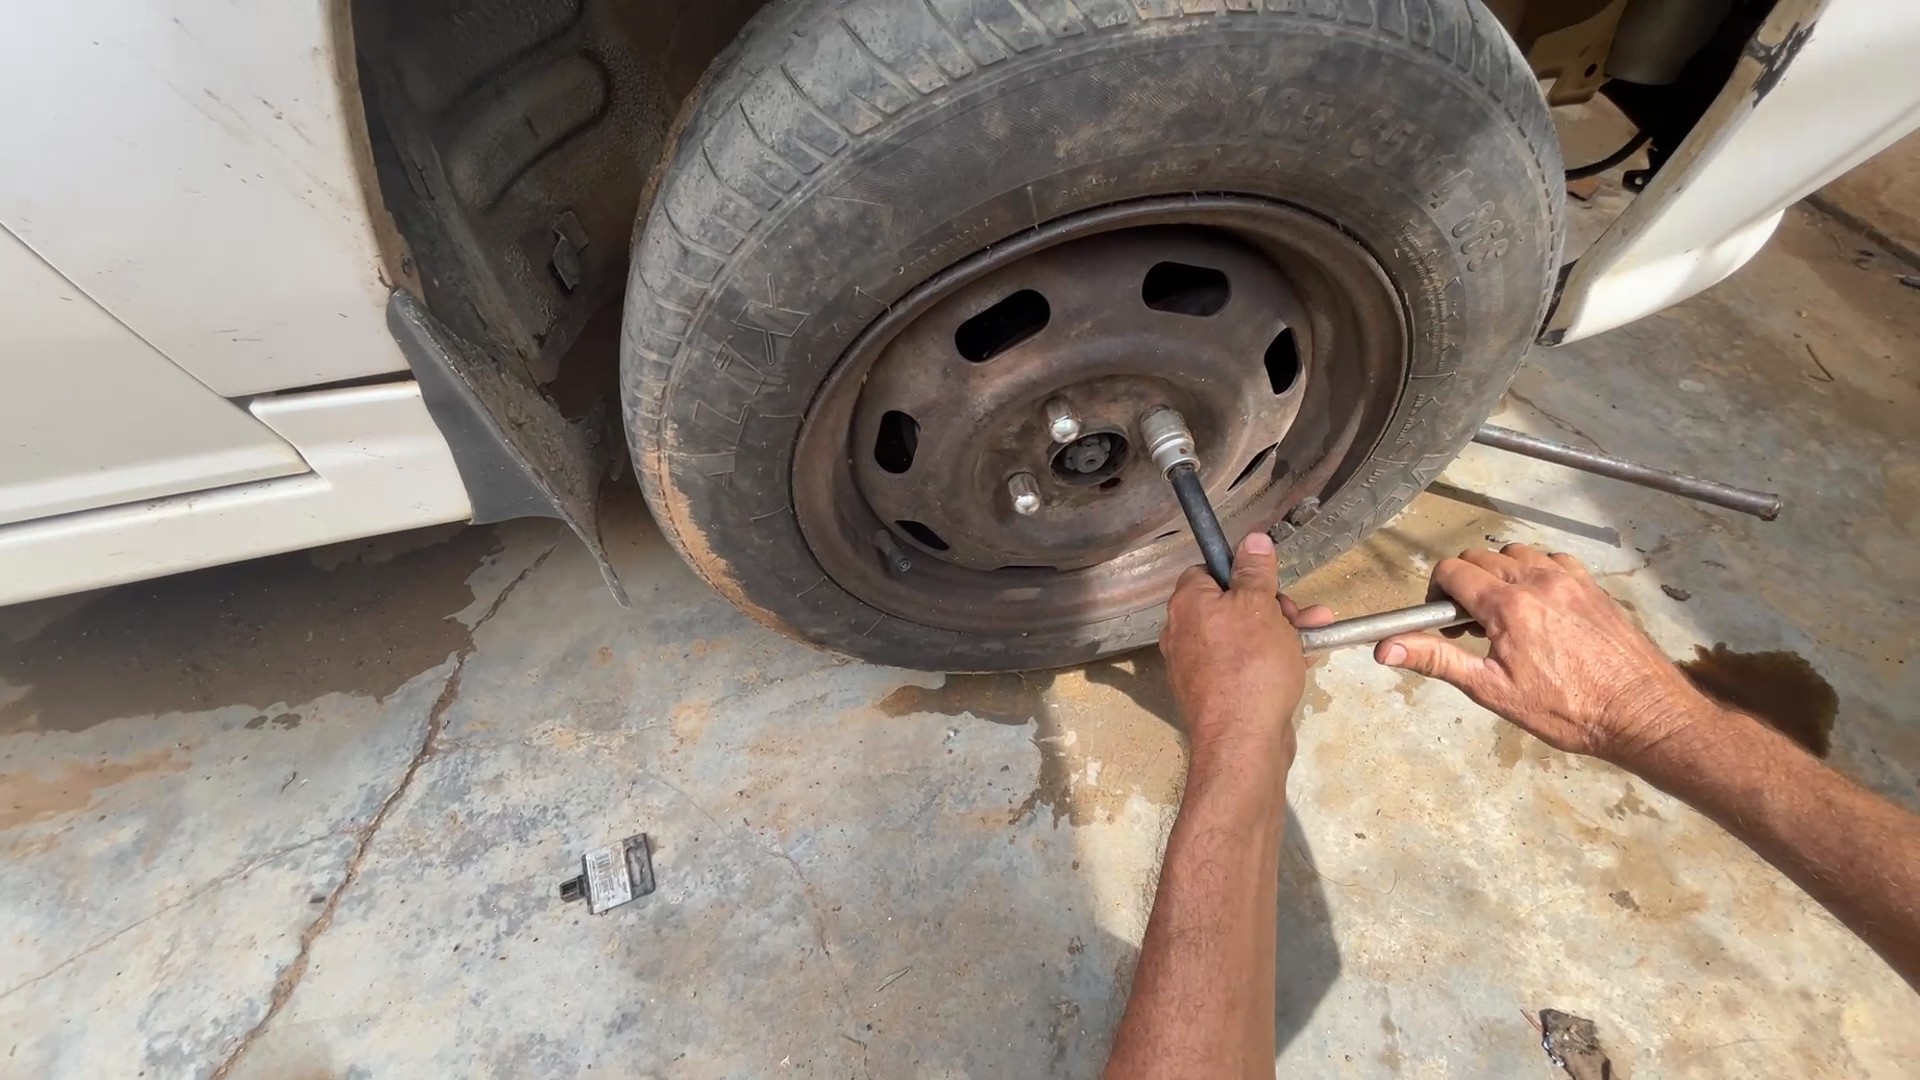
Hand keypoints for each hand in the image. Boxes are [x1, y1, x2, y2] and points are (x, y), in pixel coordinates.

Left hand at [1160, 532, 1333, 766]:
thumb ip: (1254, 572)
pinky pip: (1244, 663)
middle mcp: (1183, 632)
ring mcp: (1197, 664)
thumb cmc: (1250, 664)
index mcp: (1186, 604)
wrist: (1242, 740)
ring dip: (1280, 629)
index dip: (1239, 572)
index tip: (1268, 581)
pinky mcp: (1215, 691)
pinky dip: (1271, 657)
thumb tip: (1252, 540)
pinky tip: (1305, 659)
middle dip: (1271, 604)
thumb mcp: (1259, 605)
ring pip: (1242, 634)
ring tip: (1317, 631)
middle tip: (1298, 612)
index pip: (1206, 571)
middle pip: (1229, 603)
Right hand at [1375, 543, 1710, 763]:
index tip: (1445, 621)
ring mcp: (1570, 580)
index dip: (1437, 592)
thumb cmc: (1566, 710)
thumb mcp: (1491, 690)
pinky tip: (1538, 604)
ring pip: (1514, 554)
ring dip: (1497, 574)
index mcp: (1506, 606)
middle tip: (1470, 624)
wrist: (1647, 716)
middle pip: (1479, 558)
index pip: (1451, 571)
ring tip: (1503, 612)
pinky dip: (1534, 572)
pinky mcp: (1594, 587)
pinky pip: (1552, 560)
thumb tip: (1384, 648)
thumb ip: (1436, 659)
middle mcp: (1536, 581)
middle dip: (1463, 583)